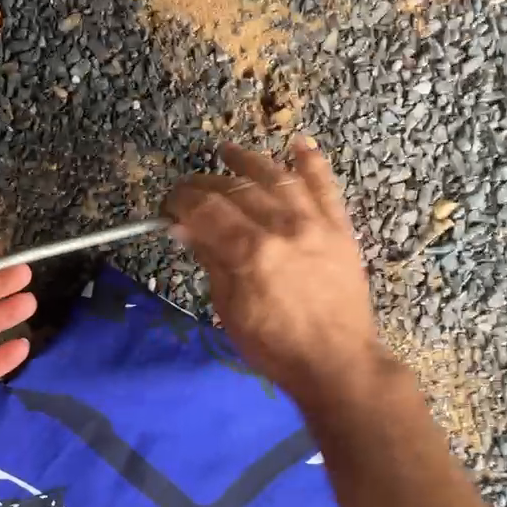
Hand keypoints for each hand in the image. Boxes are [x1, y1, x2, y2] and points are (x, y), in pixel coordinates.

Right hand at [162, 139, 391, 408]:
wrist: (335, 361)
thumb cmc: (272, 345)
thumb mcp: (228, 308)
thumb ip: (210, 261)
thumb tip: (185, 228)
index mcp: (249, 252)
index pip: (205, 209)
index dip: (180, 200)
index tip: (166, 206)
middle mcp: (283, 228)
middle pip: (236, 189)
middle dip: (204, 184)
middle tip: (185, 189)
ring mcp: (315, 224)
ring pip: (278, 178)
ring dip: (249, 161)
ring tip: (228, 153)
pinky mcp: (340, 229)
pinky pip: (325, 187)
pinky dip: (312, 162)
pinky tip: (298, 145)